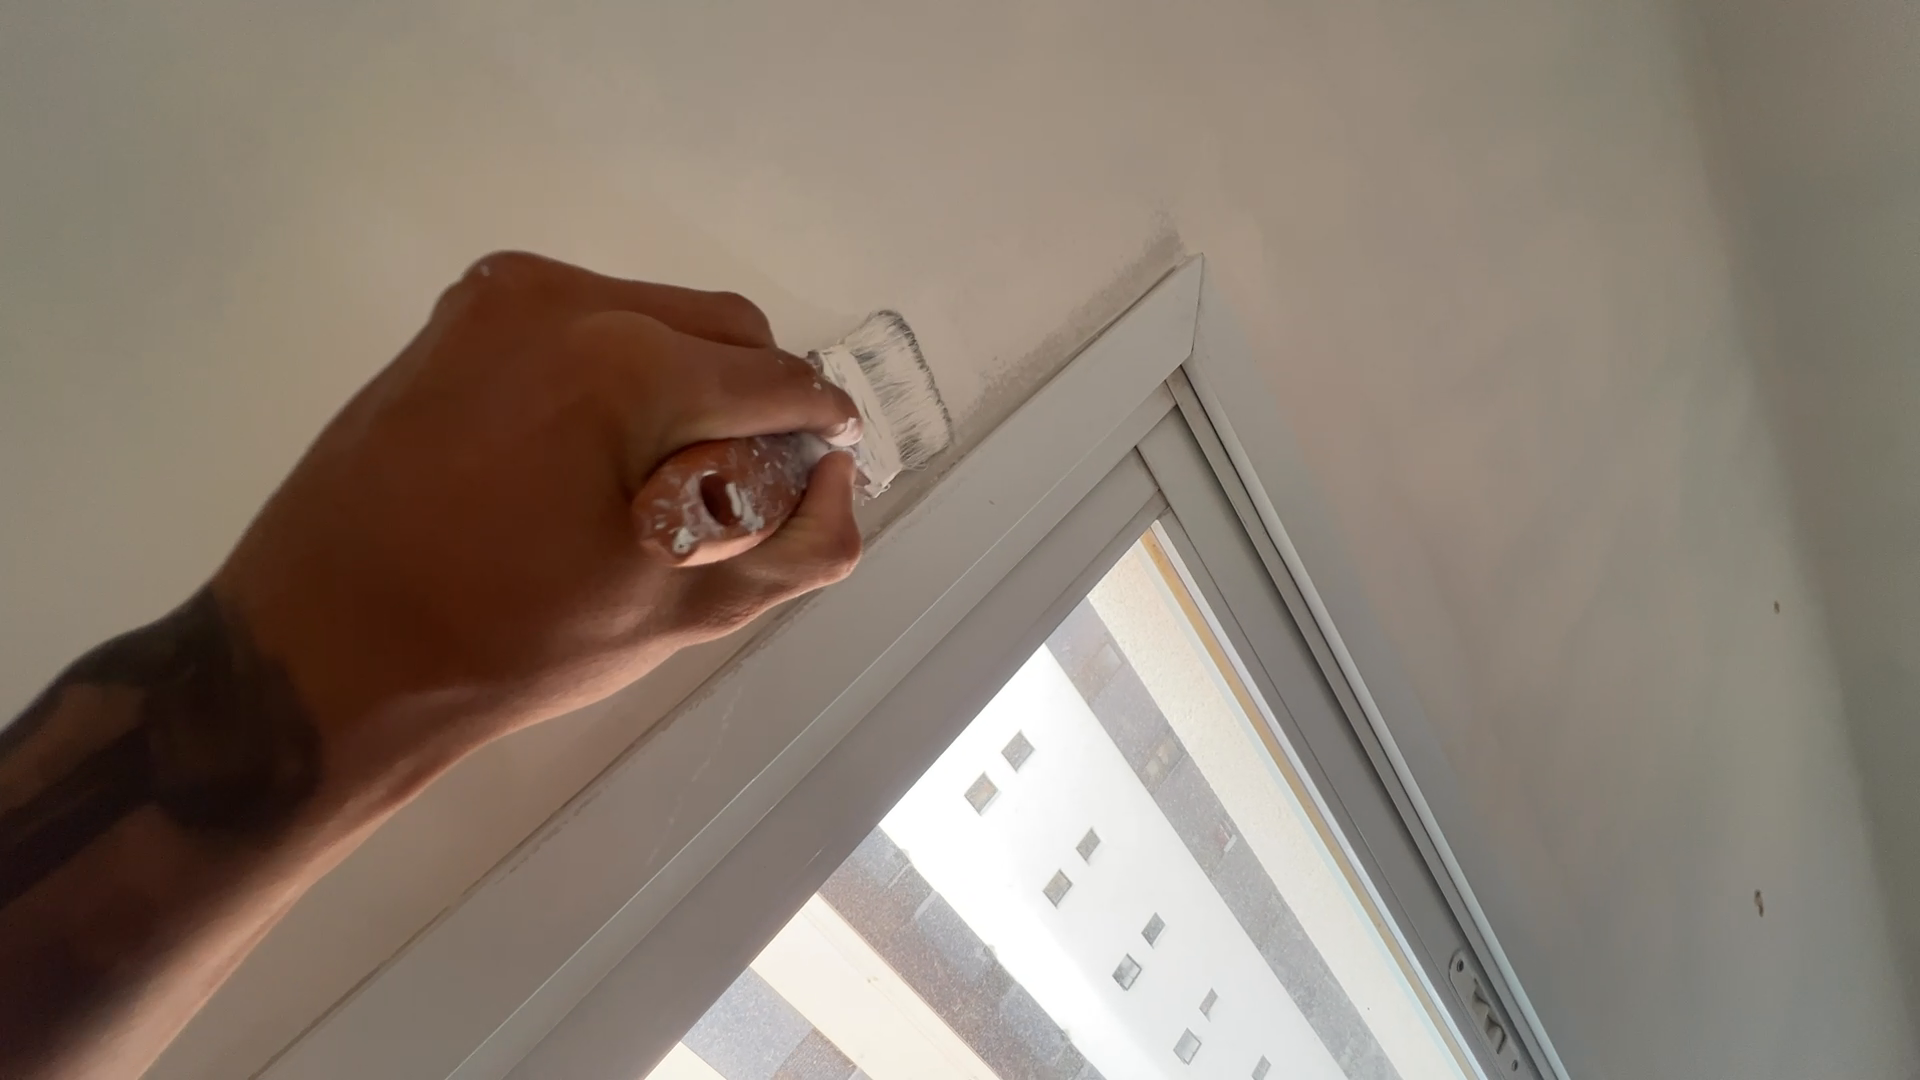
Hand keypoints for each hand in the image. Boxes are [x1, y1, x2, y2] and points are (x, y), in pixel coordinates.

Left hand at [212, 252, 864, 778]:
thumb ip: (804, 547)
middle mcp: (570, 301)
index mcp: (630, 369)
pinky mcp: (469, 313)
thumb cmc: (521, 645)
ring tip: (673, 467)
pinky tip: (608, 442)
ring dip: (704, 379)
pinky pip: (603, 318)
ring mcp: (508, 296)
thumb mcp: (692, 613)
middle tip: (746, 481)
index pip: (781, 381)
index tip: (828, 463)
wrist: (328, 653)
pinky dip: (639, 367)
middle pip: (733, 330)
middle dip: (764, 400)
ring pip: (670, 315)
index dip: (822, 425)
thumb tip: (838, 476)